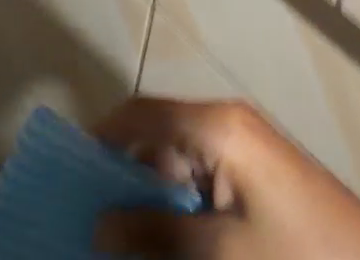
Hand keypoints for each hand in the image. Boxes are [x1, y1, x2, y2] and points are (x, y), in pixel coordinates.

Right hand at [94, 97, 359, 258]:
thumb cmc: (295, 254)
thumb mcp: (219, 252)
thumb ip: (155, 234)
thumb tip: (98, 224)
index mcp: (216, 126)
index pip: (140, 114)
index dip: (99, 137)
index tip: (64, 173)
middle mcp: (227, 125)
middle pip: (156, 138)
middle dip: (120, 176)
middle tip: (86, 218)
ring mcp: (245, 149)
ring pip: (177, 164)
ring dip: (148, 198)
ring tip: (116, 238)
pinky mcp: (257, 176)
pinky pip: (202, 181)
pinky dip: (177, 207)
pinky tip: (163, 242)